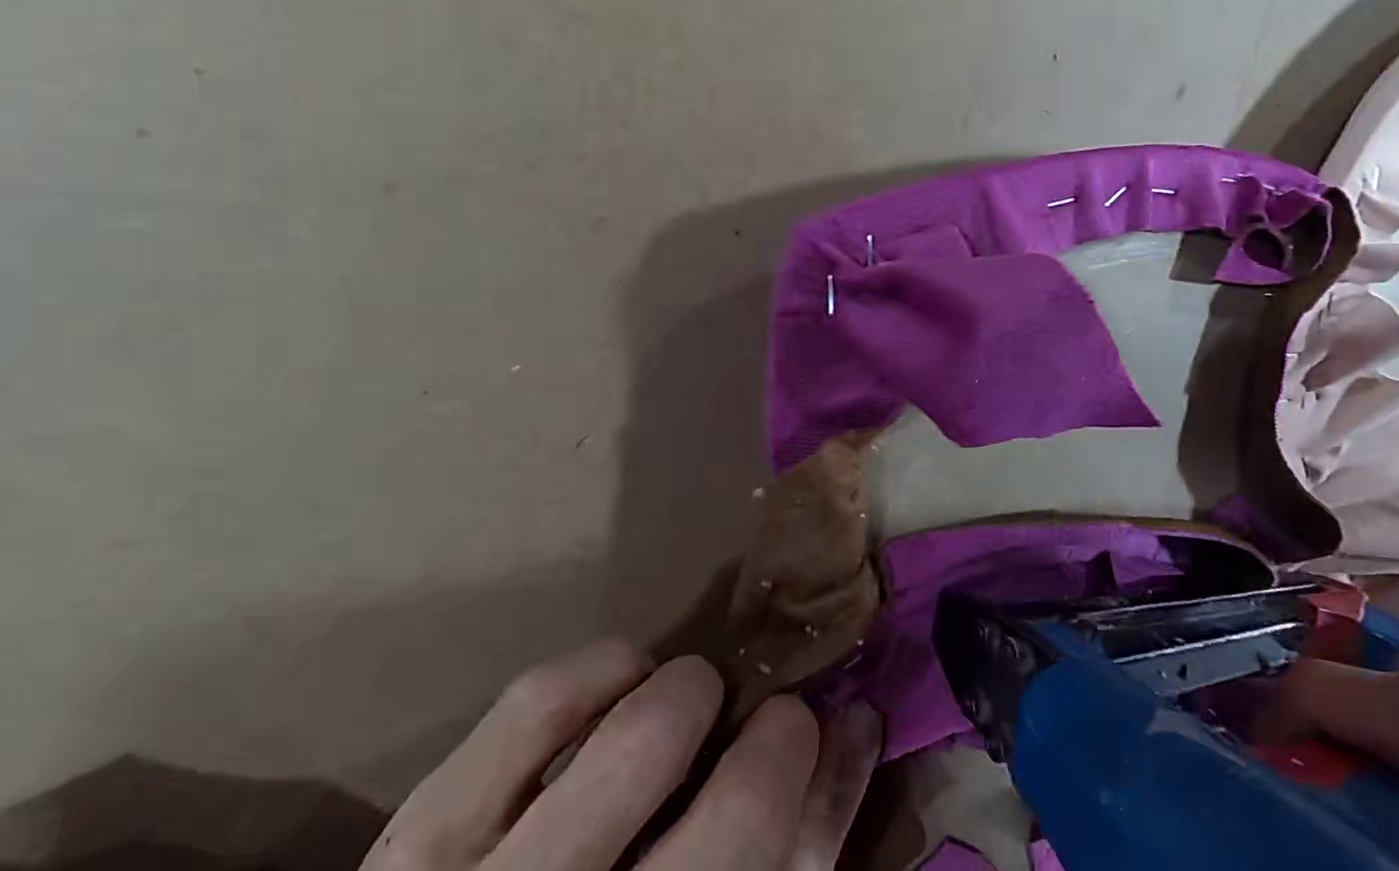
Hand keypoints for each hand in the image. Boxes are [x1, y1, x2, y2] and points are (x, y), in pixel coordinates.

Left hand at [361, 641, 879, 870]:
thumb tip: (857, 718)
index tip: (792, 727)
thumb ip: (813, 834)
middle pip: (655, 734)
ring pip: (589, 705)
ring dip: (661, 686)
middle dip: (717, 701)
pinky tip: (615, 701)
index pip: (747, 805)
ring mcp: (467, 870)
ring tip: (673, 715)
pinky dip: (594, 673)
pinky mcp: (415, 840)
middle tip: (727, 728)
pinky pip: (527, 703)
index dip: (787, 740)